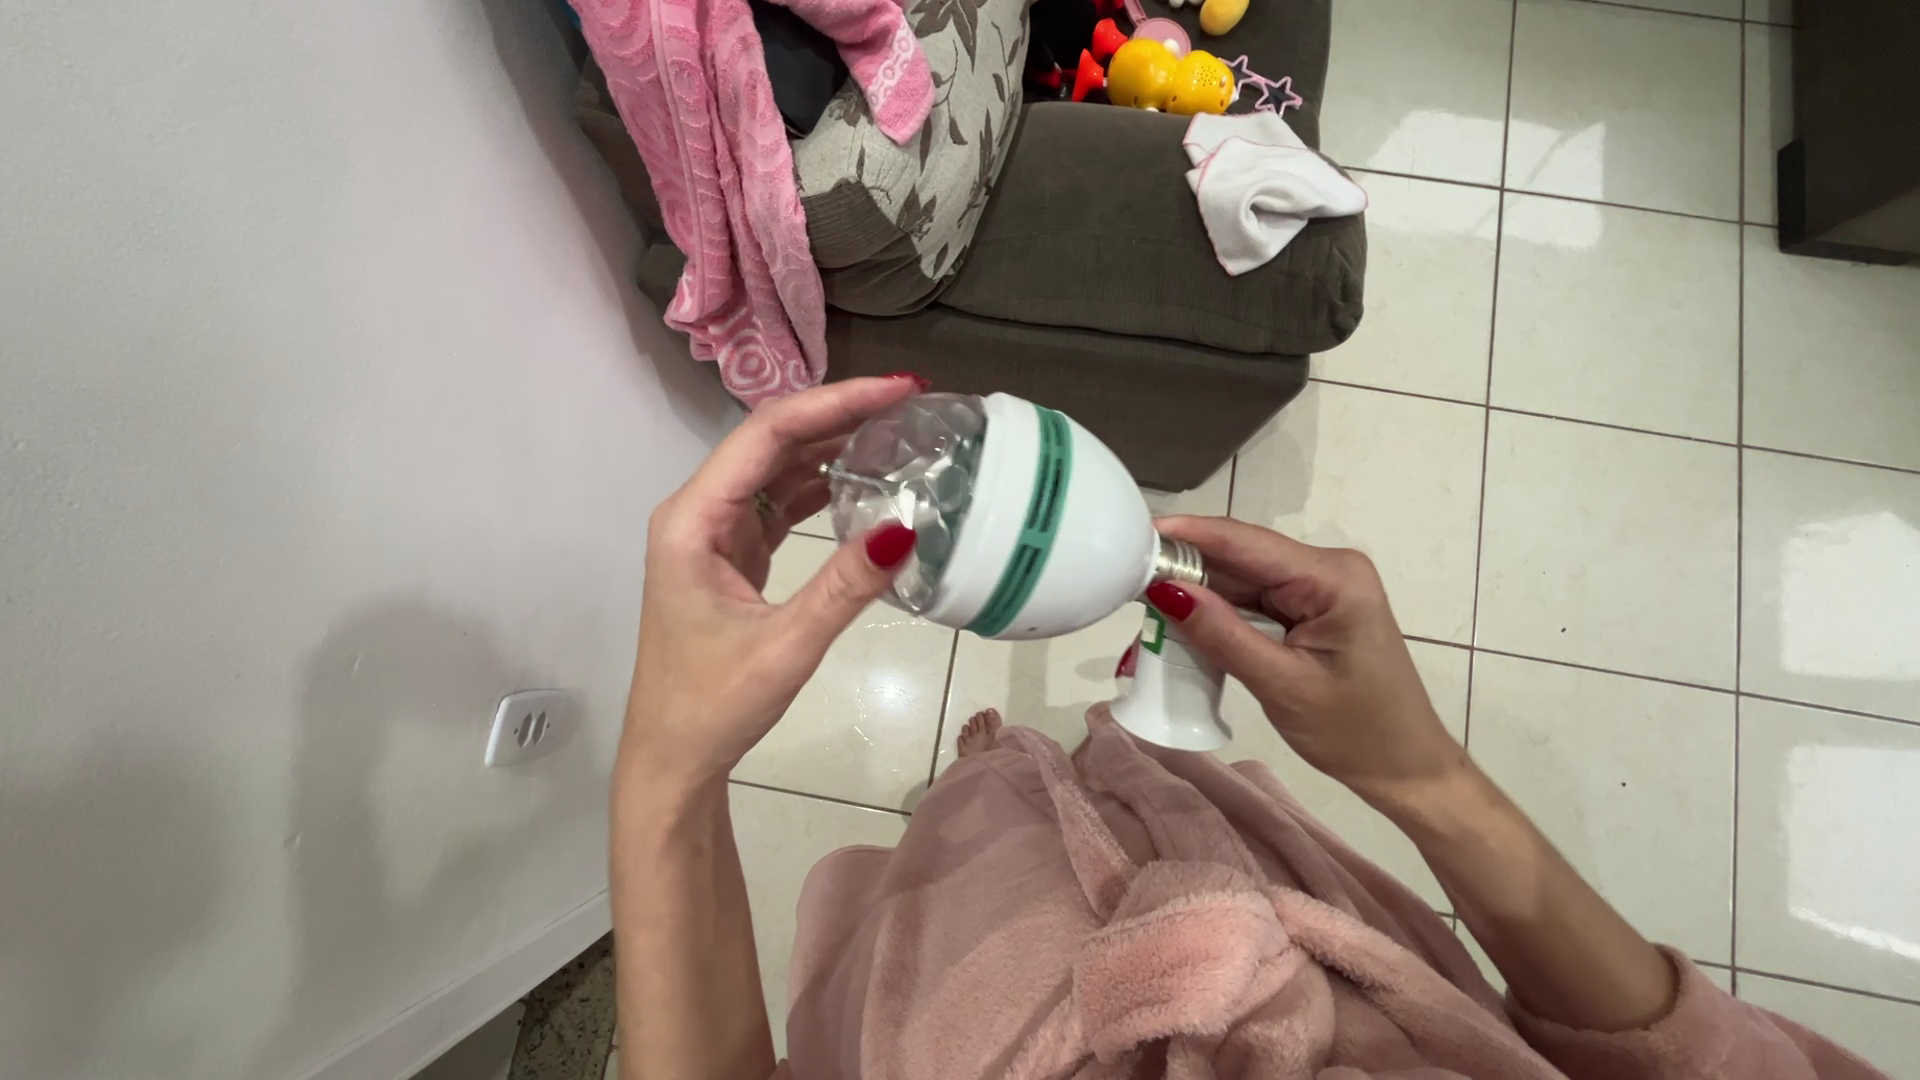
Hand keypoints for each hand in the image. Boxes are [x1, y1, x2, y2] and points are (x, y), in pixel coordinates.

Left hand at [622, 377, 924, 799]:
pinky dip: (821, 488)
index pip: (768, 435)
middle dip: (839, 416)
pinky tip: (861, 482)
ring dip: (832, 447)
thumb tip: (906, 529)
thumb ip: (844, 586)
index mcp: (693, 520)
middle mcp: (699, 513)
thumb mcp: (786, 645)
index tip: (899, 390)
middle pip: (772, 441)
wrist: (674, 757)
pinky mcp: (733, 555)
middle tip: (910, 404)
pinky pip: (779, 504)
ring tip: (895, 433)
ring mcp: (715, 533)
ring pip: (777, 469)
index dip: (835, 403)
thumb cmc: (714, 705)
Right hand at [1147, 515, 1467, 807]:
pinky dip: (1215, 611)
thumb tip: (1163, 590)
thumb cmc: (1354, 732)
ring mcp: (1317, 588)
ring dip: (1195, 591)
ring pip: (1239, 579)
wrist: (1406, 769)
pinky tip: (1179, 618)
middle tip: (1124, 578)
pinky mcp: (1307, 609)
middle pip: (1239, 557)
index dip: (1187, 535)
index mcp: (1332, 578)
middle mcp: (1325, 570)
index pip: (1245, 543)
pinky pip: (1250, 600)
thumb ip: (1220, 634)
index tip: (1133, 535)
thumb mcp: (1281, 684)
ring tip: (1140, 599)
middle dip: (1183, 567)